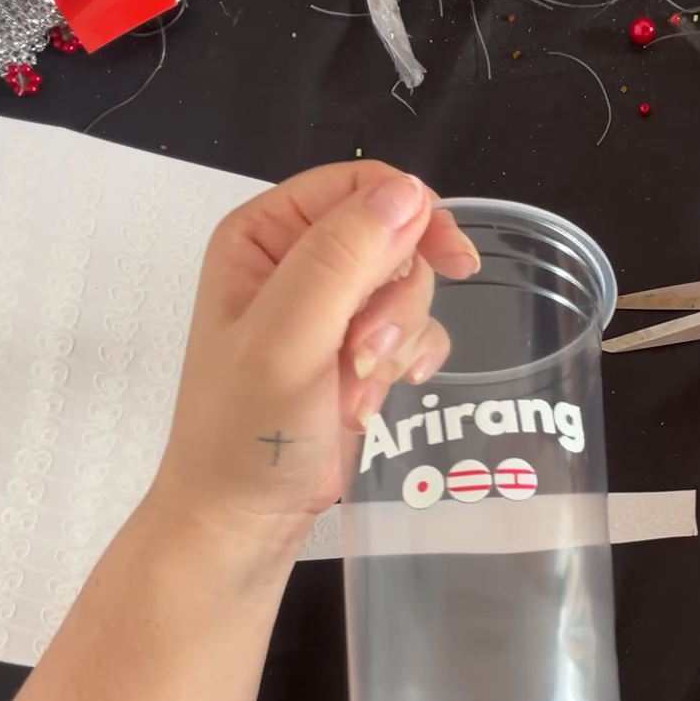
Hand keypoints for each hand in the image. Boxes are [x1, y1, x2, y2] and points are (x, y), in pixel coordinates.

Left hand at [145, 162, 479, 543]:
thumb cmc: (247, 430)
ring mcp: (335, 309)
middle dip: (394, 305)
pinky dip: (409, 363)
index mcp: (267, 235)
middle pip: (396, 242)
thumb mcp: (287, 338)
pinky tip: (379, 396)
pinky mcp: (363, 349)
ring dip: (397, 343)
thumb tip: (411, 193)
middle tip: (363, 356)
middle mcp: (302, 262)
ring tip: (357, 388)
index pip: (359, 187)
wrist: (248, 512)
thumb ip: (342, 260)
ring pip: (412, 290)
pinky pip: (420, 331)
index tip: (452, 259)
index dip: (412, 215)